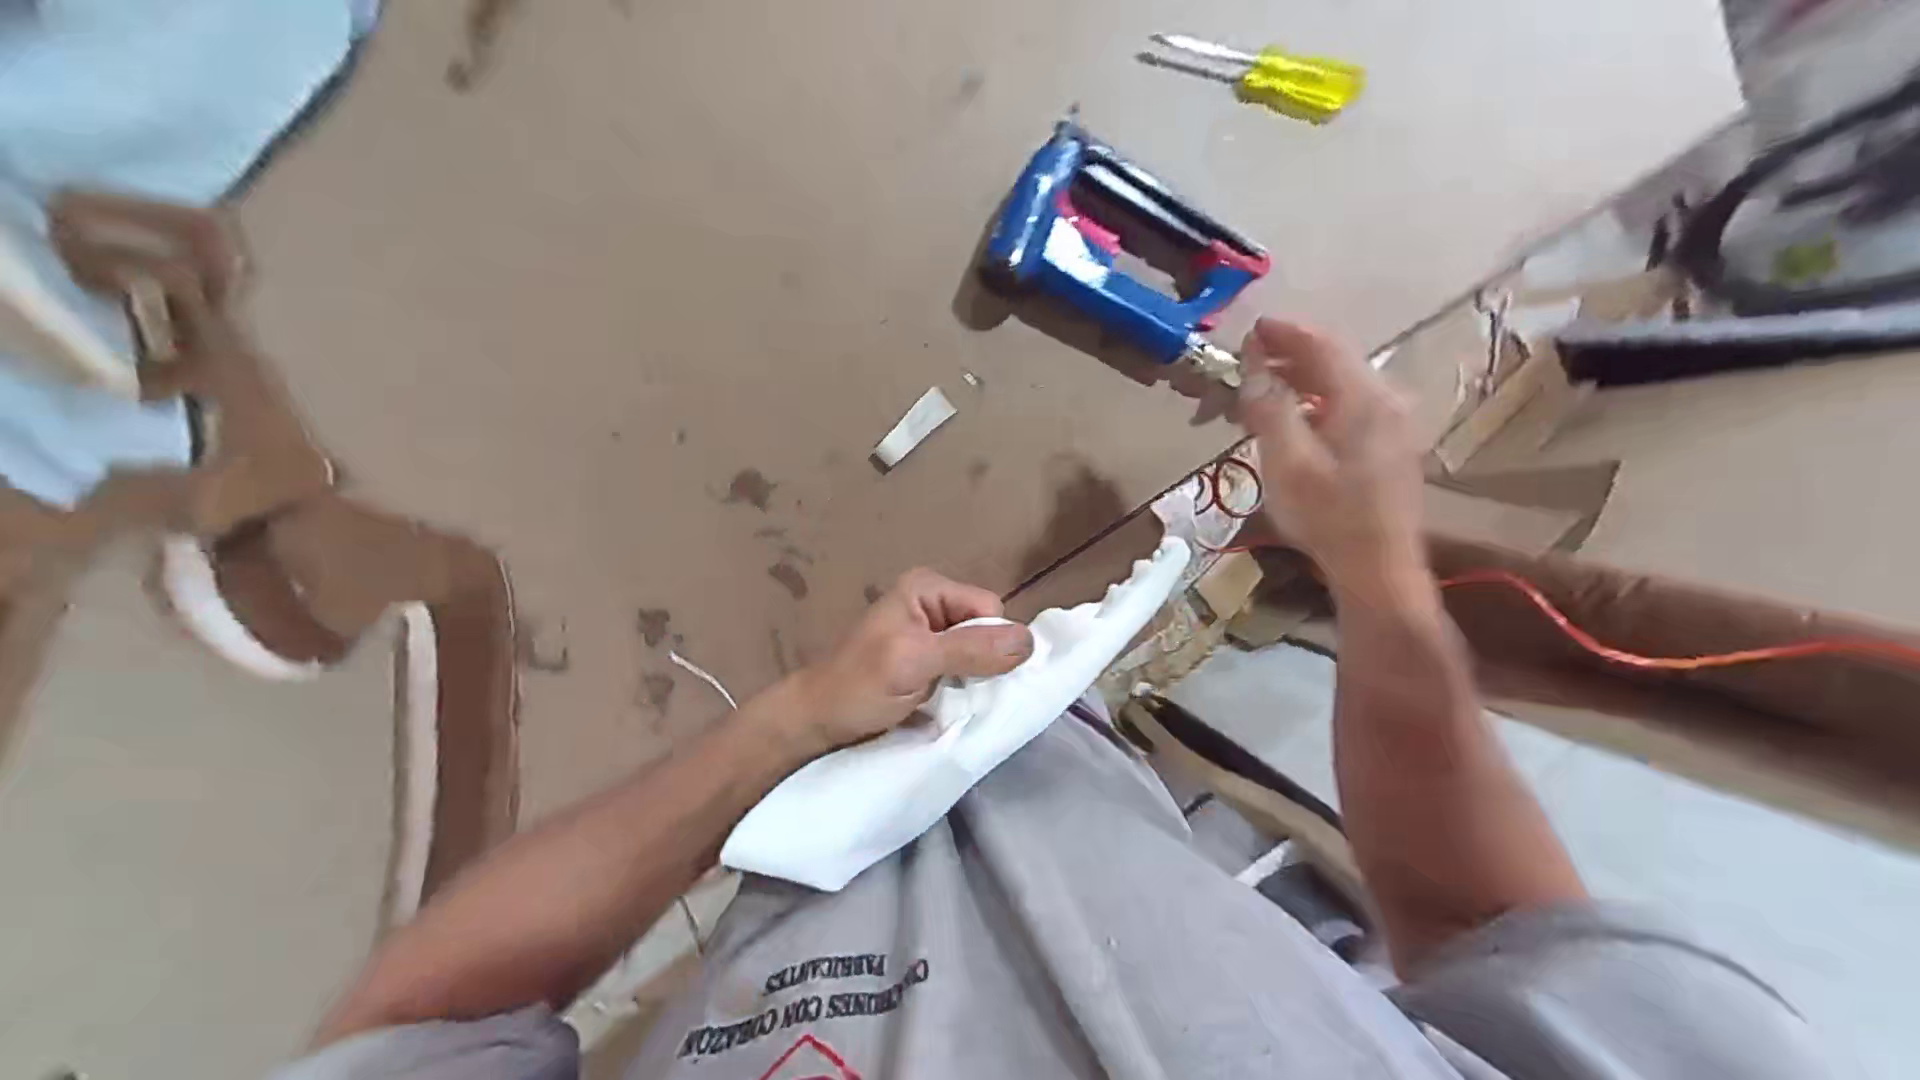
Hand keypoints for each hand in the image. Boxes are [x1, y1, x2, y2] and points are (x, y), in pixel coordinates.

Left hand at [787, 570, 1033, 752]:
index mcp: (927, 588)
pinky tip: (950, 700)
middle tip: (961, 689)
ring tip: (953, 697)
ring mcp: (930, 632)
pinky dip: (965, 685)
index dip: (990, 642)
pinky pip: (965, 666)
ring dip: (975, 676)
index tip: (970, 675)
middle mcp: (932, 603)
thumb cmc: (858, 686)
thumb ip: (968, 649)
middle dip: (983, 660)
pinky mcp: (928, 658)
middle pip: (986, 628)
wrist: (817, 720)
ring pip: (979, 650)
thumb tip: (1028, 641)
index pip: (989, 608)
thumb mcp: (914, 662)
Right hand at [1236, 319, 1426, 599]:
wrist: (1377, 568)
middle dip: (1287, 357)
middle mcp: (1385, 401)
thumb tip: (1252, 367)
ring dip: (1299, 381)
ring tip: (1260, 390)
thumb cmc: (1328, 517)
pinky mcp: (1388, 447)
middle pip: (1333, 362)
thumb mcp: (1287, 462)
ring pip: (1340, 385)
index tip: (1250, 329)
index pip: (1321, 345)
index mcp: (1363, 399)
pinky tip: (1292, 419)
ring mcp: (1392, 425)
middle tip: (1246, 362)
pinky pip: (1347, 407)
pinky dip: (1314, 402)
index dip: (1284, 333)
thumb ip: (1269, 408)